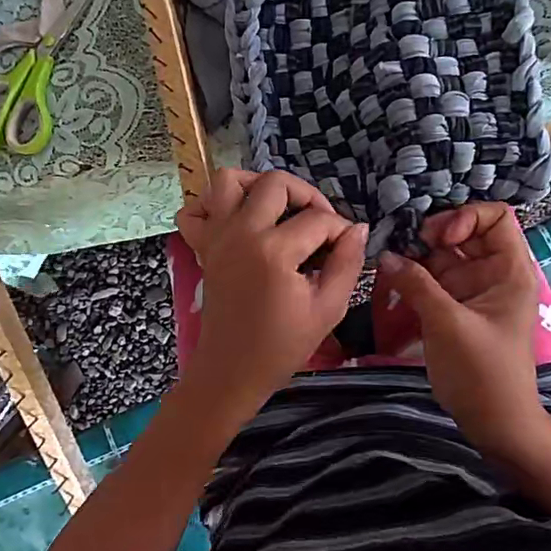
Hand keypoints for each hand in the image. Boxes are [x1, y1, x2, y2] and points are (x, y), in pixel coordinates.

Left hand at [174, 169, 366, 407]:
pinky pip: (193, 211)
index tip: (346, 247)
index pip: (318, 219)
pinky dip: (210, 207)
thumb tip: (357, 229)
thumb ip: (347, 263)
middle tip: (317, 222)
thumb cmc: (282, 345)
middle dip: (305, 194)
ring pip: (227, 181)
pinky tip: (236, 222)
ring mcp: (215, 237)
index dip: (341, 229)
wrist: (232, 369)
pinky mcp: (201, 247)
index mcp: (273, 251)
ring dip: (255, 185)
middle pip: (274, 183)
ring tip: (276, 209)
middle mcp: (240, 233)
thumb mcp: (328, 308)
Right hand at [375, 203, 550, 456]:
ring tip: (387, 263)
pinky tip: (389, 280)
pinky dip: (409, 275)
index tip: (437, 239)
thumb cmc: (483, 371)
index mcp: (508, 272)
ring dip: (414, 255)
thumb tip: (385, 255)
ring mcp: (468, 290)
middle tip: (402, 247)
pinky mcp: (449, 306)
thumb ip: (416, 284)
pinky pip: (427, 278)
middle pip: (461, 232)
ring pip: (439, 255)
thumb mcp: (448, 323)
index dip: (465, 218)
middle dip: (429, 234)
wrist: (493, 421)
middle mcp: (489, 274)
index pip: (495, 218)